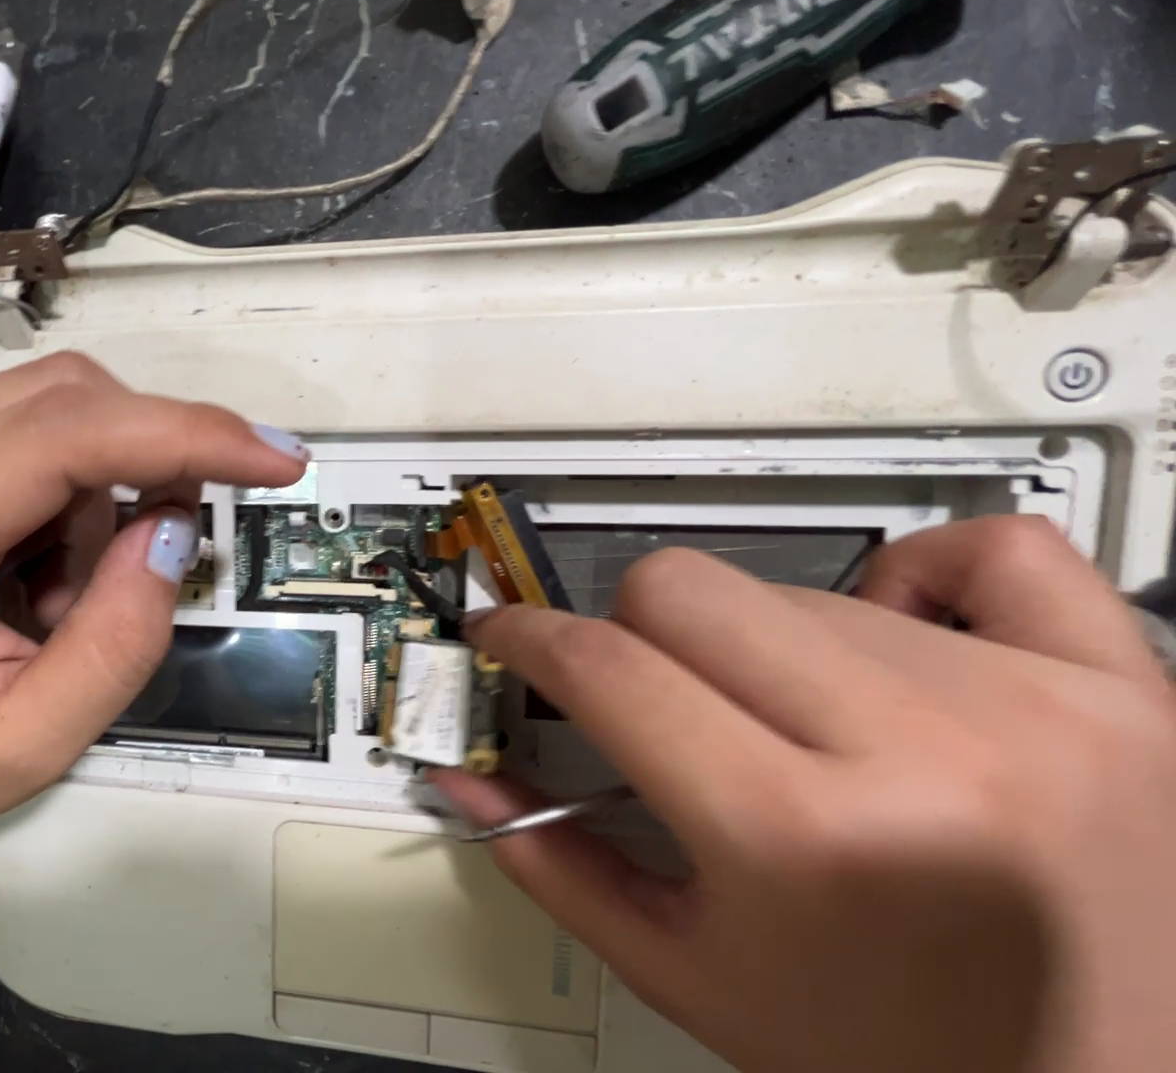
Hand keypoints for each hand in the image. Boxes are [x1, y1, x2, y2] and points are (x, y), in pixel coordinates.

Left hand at [0, 352, 308, 862]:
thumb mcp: (34, 741)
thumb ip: (114, 643)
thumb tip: (170, 528)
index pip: (53, 442)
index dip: (174, 434)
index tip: (273, 458)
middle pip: (58, 397)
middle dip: (155, 444)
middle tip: (186, 527)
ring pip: (53, 404)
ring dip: (110, 480)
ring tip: (76, 593)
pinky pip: (37, 434)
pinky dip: (82, 489)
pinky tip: (54, 570)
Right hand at [434, 517, 1175, 1072]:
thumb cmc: (886, 1059)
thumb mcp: (681, 969)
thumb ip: (549, 860)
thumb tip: (460, 779)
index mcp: (794, 834)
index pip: (600, 665)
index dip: (523, 637)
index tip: (507, 637)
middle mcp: (918, 751)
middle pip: (680, 587)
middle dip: (627, 633)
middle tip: (649, 695)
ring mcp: (1033, 707)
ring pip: (794, 584)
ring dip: (754, 644)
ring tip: (790, 727)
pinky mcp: (1127, 690)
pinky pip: (988, 547)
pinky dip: (915, 577)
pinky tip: (900, 641)